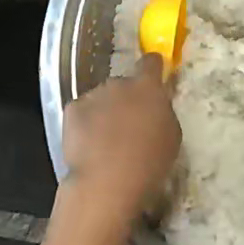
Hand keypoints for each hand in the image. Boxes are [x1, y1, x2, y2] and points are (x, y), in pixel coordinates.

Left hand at [61, 53, 180, 220]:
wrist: (107, 182)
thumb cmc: (149, 162)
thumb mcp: (171, 135)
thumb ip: (163, 112)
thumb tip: (155, 107)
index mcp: (148, 87)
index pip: (151, 62)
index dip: (152, 68)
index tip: (153, 78)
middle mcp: (119, 83)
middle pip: (123, 84)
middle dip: (126, 99)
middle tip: (128, 125)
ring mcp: (93, 95)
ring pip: (101, 98)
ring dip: (105, 111)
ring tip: (105, 140)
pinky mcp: (72, 110)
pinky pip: (82, 111)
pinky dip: (84, 123)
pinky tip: (88, 145)